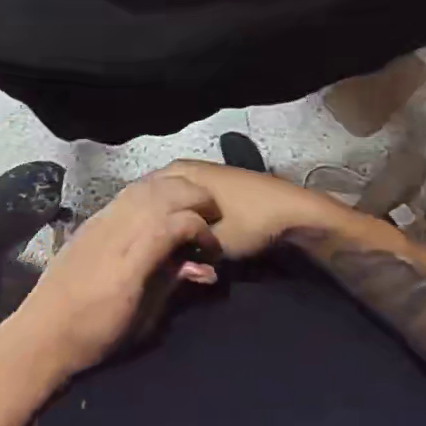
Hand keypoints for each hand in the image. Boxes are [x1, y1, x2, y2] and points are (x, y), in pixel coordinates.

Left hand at [0, 172, 222, 387]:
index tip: (212, 248)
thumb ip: (172, 285)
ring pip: (145, 186)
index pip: (175, 223)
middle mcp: (116, 232)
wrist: (42, 333)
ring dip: (175, 187)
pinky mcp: (92, 219)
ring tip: (194, 200)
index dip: (201, 229)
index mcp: (130, 263)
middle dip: (194, 197)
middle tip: (213, 212)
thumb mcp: (142, 321)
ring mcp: (101, 221)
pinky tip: (164, 199)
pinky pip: (128, 192)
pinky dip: (153, 188)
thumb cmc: (95, 336)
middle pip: (162, 194)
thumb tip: (205, 268)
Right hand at [155, 160, 341, 257]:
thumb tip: (165, 258)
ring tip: (159, 224)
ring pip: (183, 185)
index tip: (127, 222)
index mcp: (191, 173)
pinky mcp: (230, 184)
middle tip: (140, 223)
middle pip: (166, 180)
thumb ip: (186, 248)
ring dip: (173, 201)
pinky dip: (189, 202)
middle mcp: (199, 167)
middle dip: (154, 201)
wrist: (297, 213)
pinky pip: (198, 190)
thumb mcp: (216, 243)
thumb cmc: (254, 222)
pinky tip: (188, 221)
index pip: (152, 183)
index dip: (139, 203)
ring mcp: (217, 173)